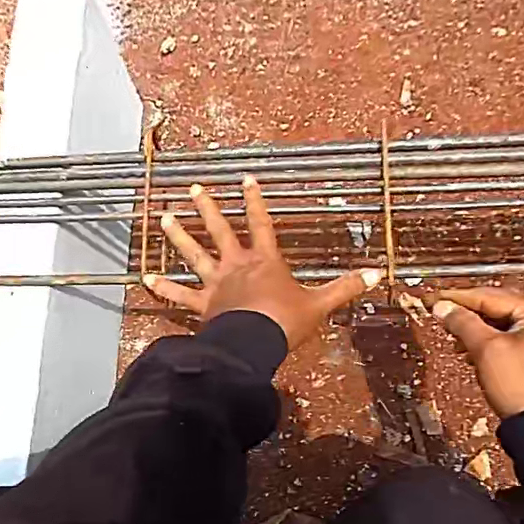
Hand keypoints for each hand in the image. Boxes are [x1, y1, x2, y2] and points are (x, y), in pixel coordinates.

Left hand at [143, 175, 382, 346]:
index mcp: (266, 261)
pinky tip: (146, 278)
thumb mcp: (320, 304)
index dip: (255, 201)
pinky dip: (163, 288)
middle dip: (208, 208)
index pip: (261, 223)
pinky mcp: (202, 304)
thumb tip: (378, 274)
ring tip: (165, 218)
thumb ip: (345, 287)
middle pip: (221, 231)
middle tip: (193, 188)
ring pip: (195, 255)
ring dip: (179, 236)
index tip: (246, 179)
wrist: (255, 343)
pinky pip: (179, 295)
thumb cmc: (286, 322)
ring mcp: (216, 284)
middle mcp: (237, 265)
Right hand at [430, 287, 523, 417]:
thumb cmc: (523, 385)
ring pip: (499, 325)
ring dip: (474, 329)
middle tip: (439, 313)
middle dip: (466, 313)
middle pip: (496, 308)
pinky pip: (506, 340)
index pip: (490, 296)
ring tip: (452, 335)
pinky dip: (486, 343)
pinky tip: (469, 351)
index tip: (433, 299)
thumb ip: (463, 323)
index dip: (457, 298)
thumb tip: (442, 306)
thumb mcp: (487, 349)